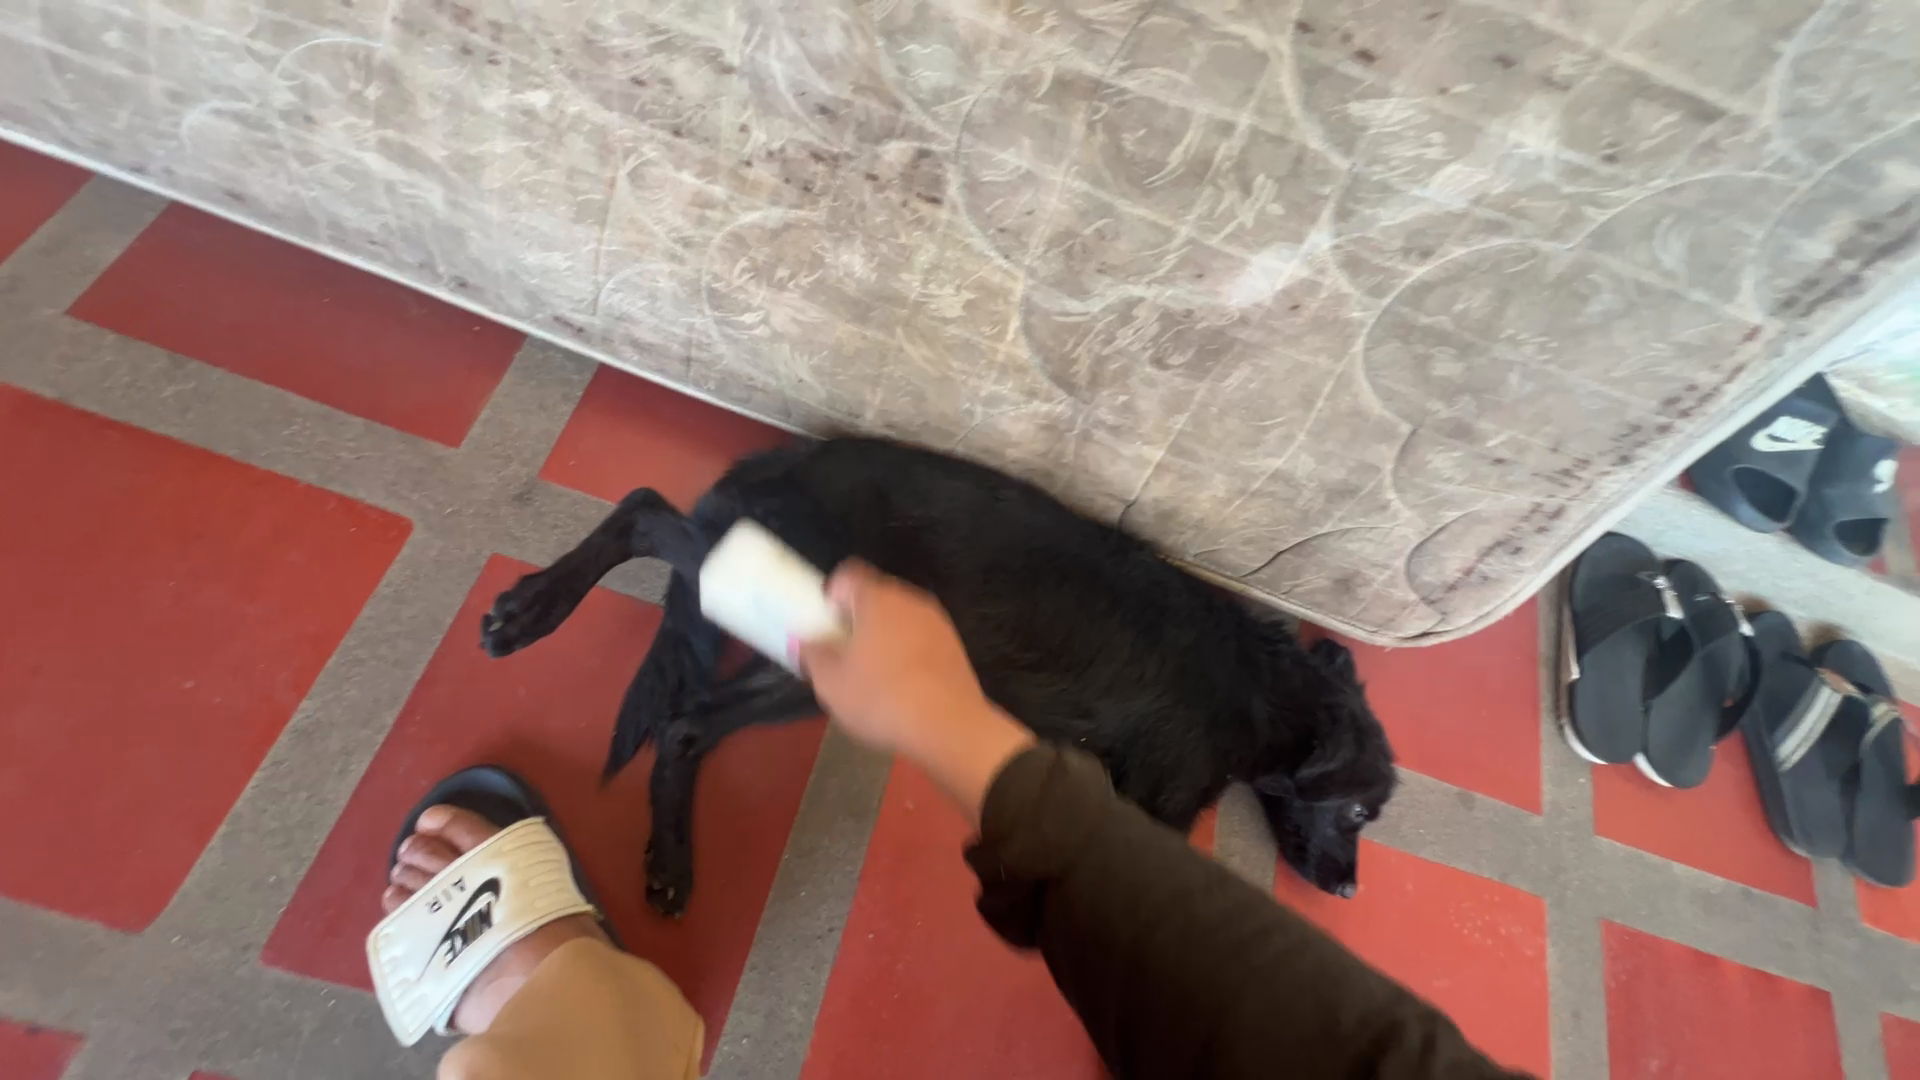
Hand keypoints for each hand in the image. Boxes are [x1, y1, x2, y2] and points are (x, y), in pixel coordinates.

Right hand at [798, 562, 1033, 823]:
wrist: (949, 725)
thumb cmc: (881, 697)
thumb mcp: (831, 683)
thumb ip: (813, 655)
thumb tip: (805, 641)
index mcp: (877, 598)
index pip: (847, 575)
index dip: (832, 595)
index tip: (825, 625)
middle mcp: (909, 599)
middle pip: (875, 595)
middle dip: (857, 618)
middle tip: (844, 653)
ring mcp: (937, 620)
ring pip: (900, 617)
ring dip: (885, 635)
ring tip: (874, 674)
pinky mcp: (954, 644)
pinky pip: (921, 637)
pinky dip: (908, 651)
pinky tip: (903, 684)